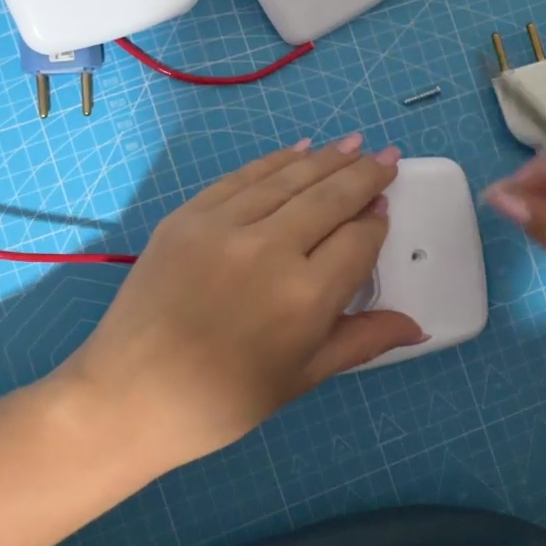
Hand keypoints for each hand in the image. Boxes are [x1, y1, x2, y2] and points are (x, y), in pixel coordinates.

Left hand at [56, 135, 424, 467]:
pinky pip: (240, 178)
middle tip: (386, 157)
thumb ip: (359, 341)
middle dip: (363, 175)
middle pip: (328, 197)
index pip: (358, 240)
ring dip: (324, 158)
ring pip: (286, 178)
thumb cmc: (221, 401)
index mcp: (306, 295)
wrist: (129, 394)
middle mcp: (269, 248)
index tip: (385, 207)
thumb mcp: (299, 378)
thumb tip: (416, 326)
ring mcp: (223, 225)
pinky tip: (296, 151)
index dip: (376, 221)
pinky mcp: (186, 216)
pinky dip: (272, 162)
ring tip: (351, 144)